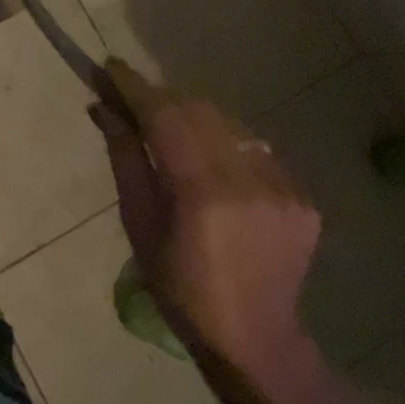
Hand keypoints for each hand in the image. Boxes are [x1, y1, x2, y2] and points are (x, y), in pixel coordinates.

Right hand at [90, 63, 320, 376]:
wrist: (253, 335)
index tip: (108, 67)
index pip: (165, 117)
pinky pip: (255, 148)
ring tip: (165, 124)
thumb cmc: (178, 283)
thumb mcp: (138, 221)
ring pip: (229, 124)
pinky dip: (224, 141)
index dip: (135, 87)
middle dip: (160, 97)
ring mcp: (282, 188)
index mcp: (201, 192)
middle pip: (198, 111)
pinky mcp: (302, 197)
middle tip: (128, 95)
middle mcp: (248, 180)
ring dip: (192, 114)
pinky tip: (207, 156)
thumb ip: (125, 158)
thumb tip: (102, 107)